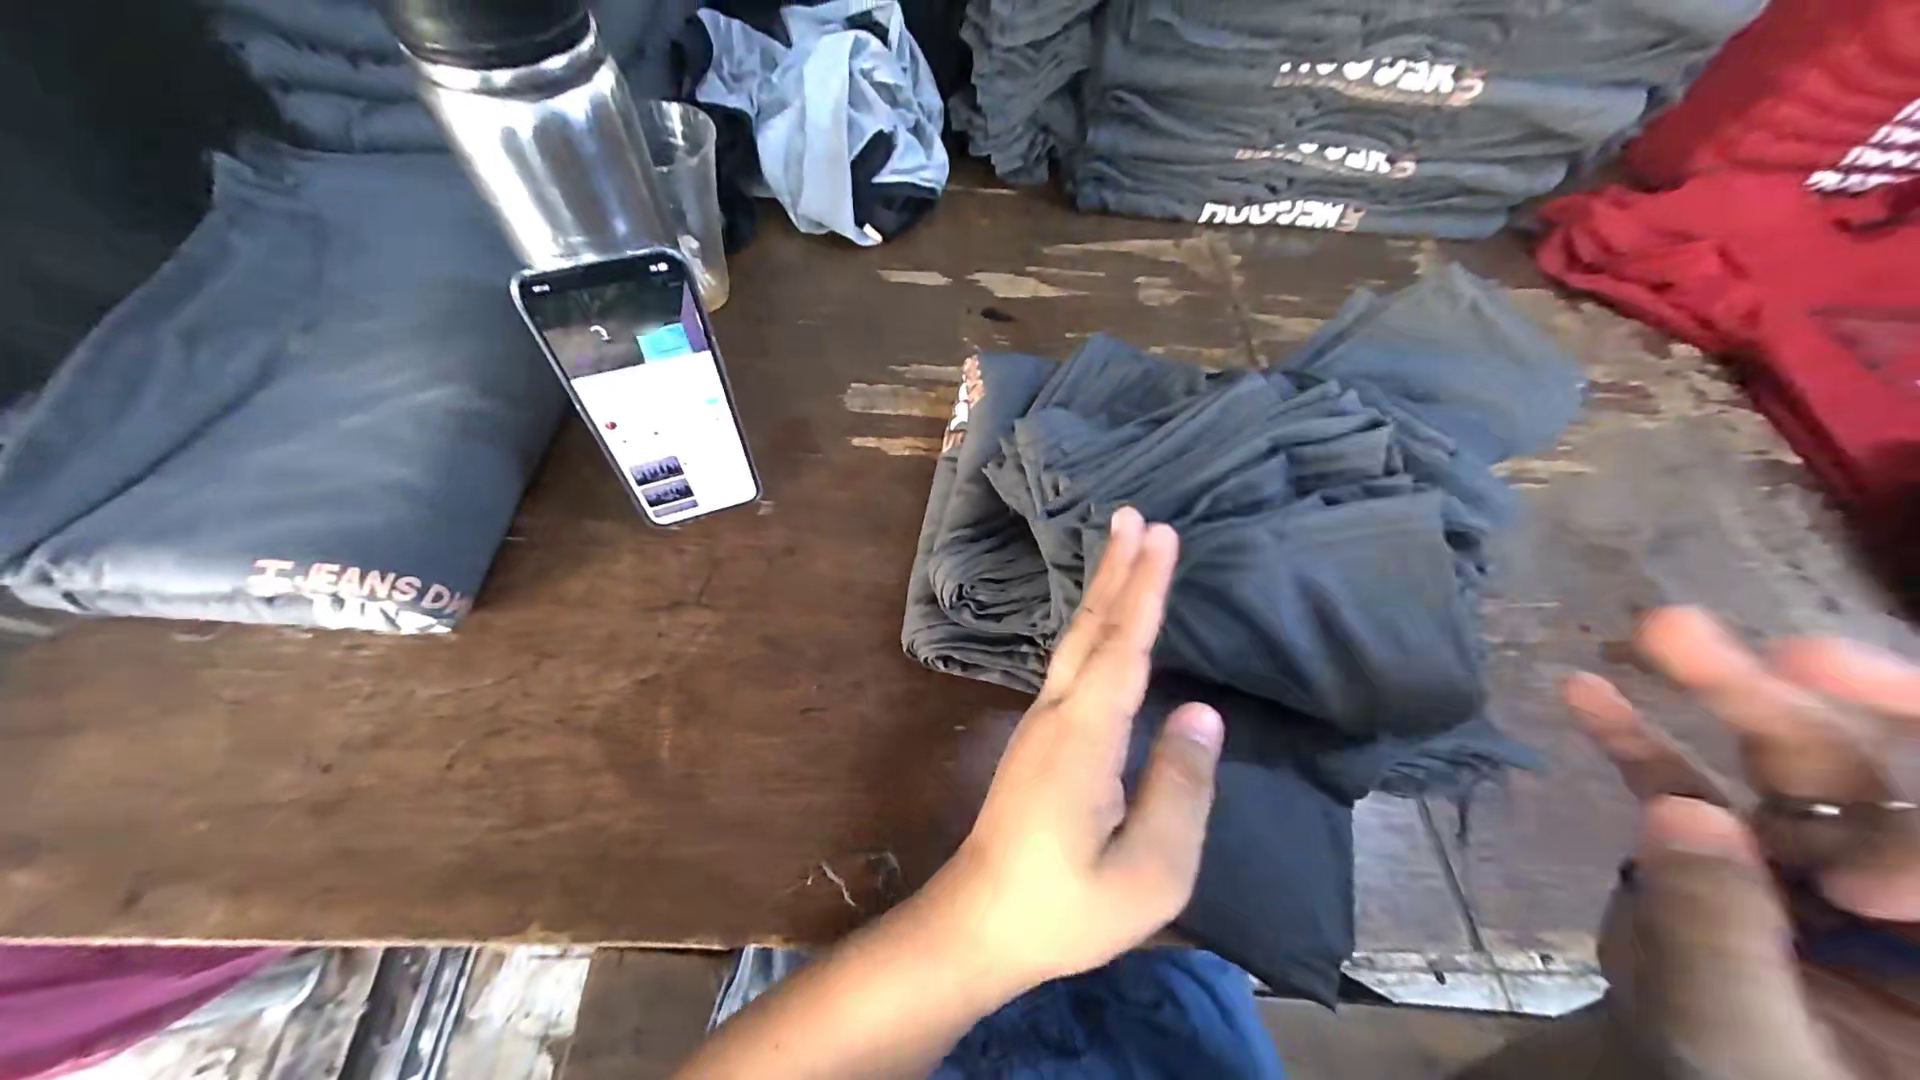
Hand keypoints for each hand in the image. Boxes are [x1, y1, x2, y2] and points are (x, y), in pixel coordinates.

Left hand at [915, 506, 1223, 998]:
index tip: (1163, 537)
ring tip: (1123, 549)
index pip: (1124, 649)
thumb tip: (1201, 713)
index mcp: (1084, 738)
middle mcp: (1057, 713)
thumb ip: (1179, 790)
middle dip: (1118, 570)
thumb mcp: (1149, 873)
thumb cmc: (1066, 906)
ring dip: (1103, 592)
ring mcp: (1041, 721)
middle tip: (1137, 518)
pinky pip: (1071, 664)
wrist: (982, 920)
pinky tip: (1102, 621)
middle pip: (1092, 629)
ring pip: (1076, 642)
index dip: (1146, 590)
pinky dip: (1093, 627)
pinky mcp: (1039, 735)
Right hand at [1566, 608, 1919, 1078]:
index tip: (1853, 889)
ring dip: (1726, 692)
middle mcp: (1907, 891)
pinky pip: (1681, 774)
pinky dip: (1633, 735)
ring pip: (1795, 760)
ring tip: (1658, 630)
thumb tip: (1684, 811)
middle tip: (1792, 653)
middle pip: (1903, 787)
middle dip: (1851, 710)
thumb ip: (1720, 937)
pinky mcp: (1719, 834)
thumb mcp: (1740, 1039)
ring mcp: (1808, 853)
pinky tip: (1582, 692)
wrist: (1666, 1069)